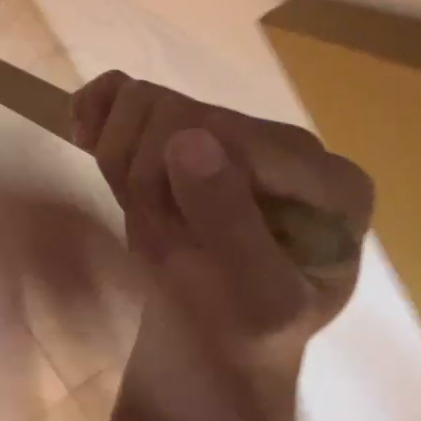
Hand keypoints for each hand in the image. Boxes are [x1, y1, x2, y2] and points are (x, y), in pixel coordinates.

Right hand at [72, 72, 372, 420]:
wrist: (205, 332)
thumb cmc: (240, 325)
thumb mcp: (253, 300)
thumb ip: (230, 224)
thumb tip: (191, 141)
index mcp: (331, 182)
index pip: (227, 133)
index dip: (178, 181)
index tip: (178, 235)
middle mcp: (286, 142)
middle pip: (179, 111)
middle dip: (147, 177)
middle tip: (161, 231)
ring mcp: (229, 126)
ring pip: (140, 99)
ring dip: (121, 161)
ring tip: (146, 210)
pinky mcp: (181, 120)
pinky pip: (119, 87)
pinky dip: (93, 114)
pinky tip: (89, 145)